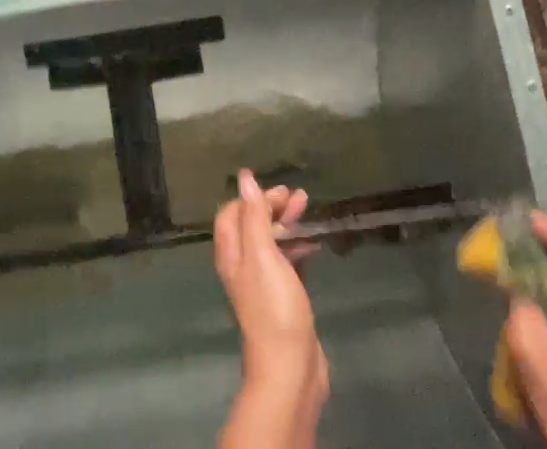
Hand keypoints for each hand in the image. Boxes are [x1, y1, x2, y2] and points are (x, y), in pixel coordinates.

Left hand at [215, 169, 326, 448]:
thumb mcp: (262, 256)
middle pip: (252, 226)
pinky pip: (287, 263)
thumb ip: (254, 217)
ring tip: (309, 213)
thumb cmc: (274, 308)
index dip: (253, 198)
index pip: (232, 214)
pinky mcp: (283, 298)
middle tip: (300, 198)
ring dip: (287, 225)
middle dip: (272, 208)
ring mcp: (262, 284)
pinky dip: (298, 249)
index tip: (281, 192)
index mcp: (232, 255)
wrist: (290, 368)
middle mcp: (242, 266)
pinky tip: (315, 245)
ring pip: (271, 243)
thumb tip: (244, 178)